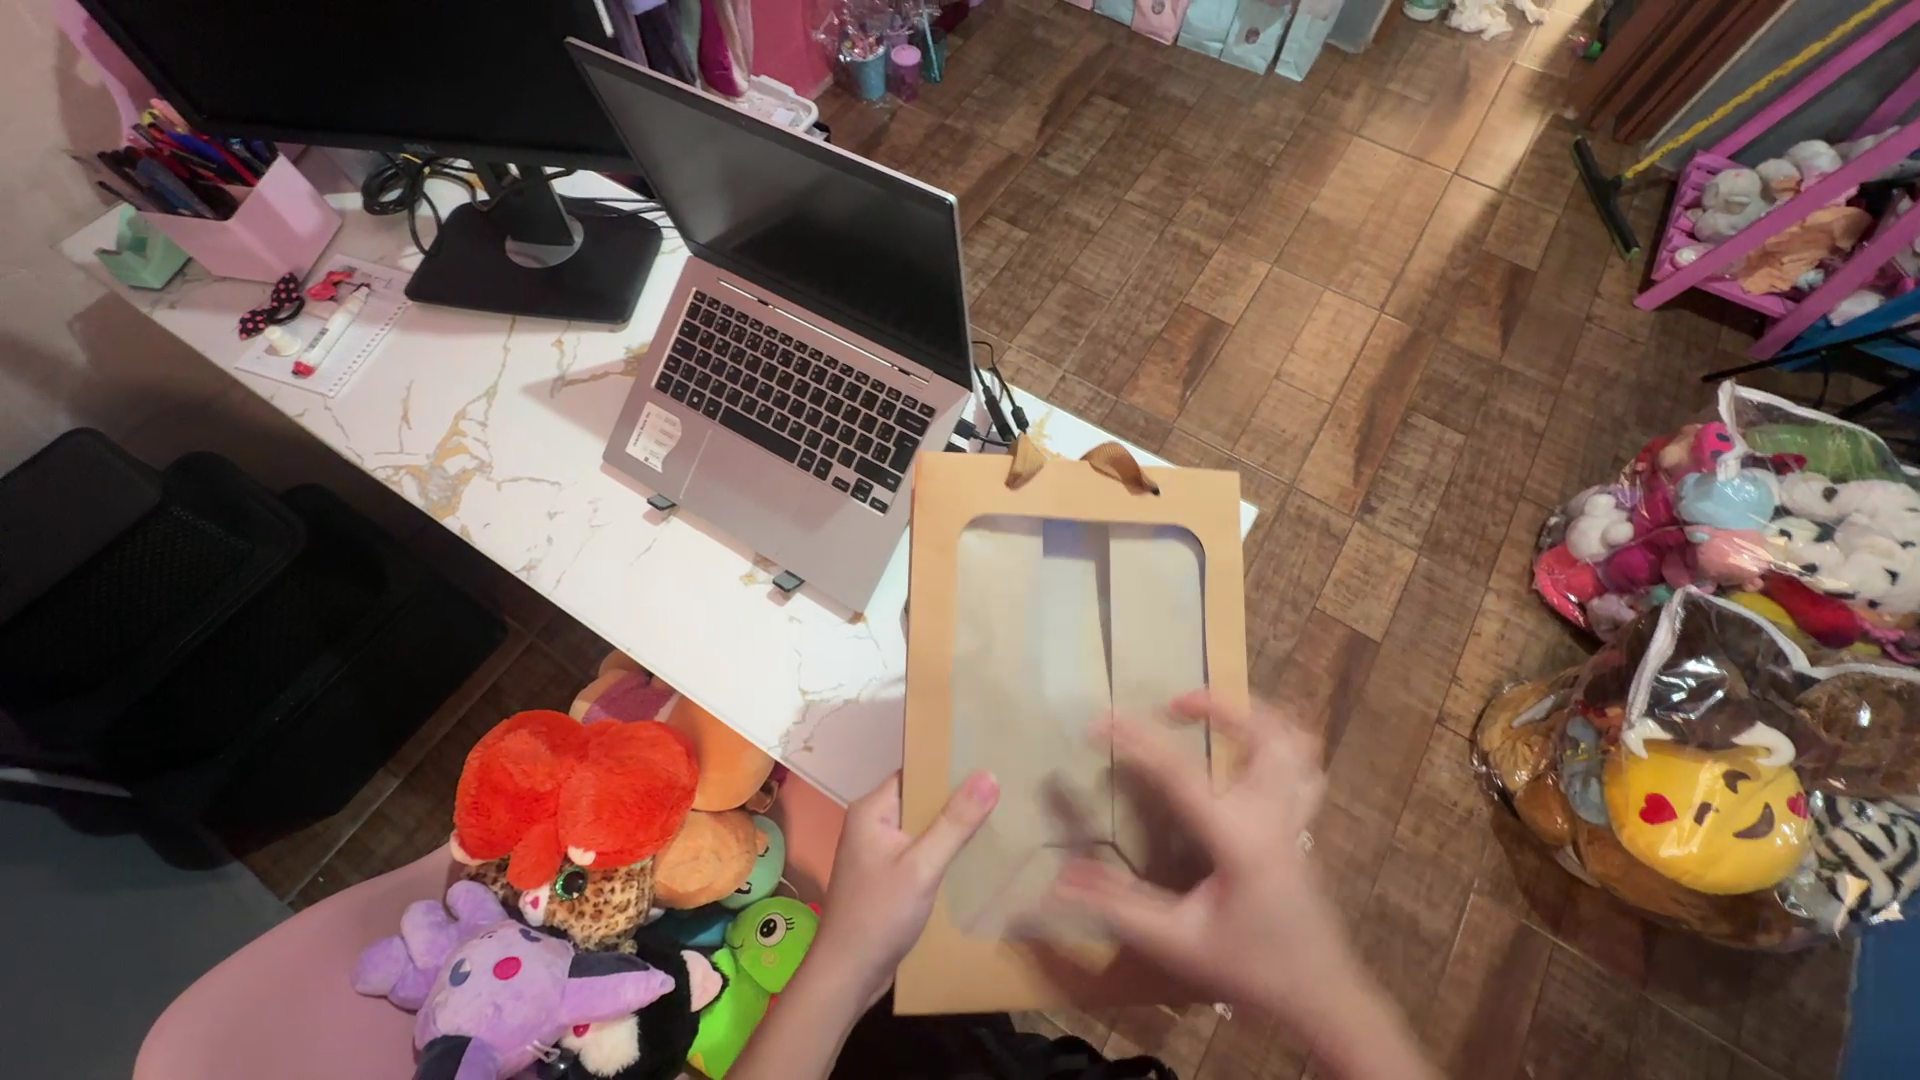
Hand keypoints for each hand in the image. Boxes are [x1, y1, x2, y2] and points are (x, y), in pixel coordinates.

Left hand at [809, 769, 998, 1005]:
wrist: (847, 976)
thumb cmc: (879, 915)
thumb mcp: (922, 867)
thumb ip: (955, 823)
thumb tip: (988, 776)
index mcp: (872, 810)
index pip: (915, 772)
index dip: (949, 766)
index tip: (987, 759)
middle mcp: (872, 823)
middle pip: (921, 798)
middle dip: (956, 796)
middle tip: (1002, 787)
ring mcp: (878, 850)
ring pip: (922, 826)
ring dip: (951, 826)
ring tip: (996, 815)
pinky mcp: (887, 875)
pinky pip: (920, 850)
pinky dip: (942, 850)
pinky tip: (972, 853)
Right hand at [1053, 693, 1392, 1047]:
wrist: (1323, 997)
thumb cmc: (1249, 968)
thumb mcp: (1178, 942)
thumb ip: (1120, 907)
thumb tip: (1061, 878)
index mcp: (1240, 840)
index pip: (1181, 774)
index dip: (1136, 741)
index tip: (1098, 721)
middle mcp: (1274, 817)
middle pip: (1265, 735)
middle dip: (1221, 706)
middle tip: (1175, 703)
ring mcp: (1298, 819)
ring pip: (1296, 743)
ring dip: (1256, 715)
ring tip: (1215, 711)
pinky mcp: (1305, 826)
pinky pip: (1302, 766)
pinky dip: (1278, 741)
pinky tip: (1249, 750)